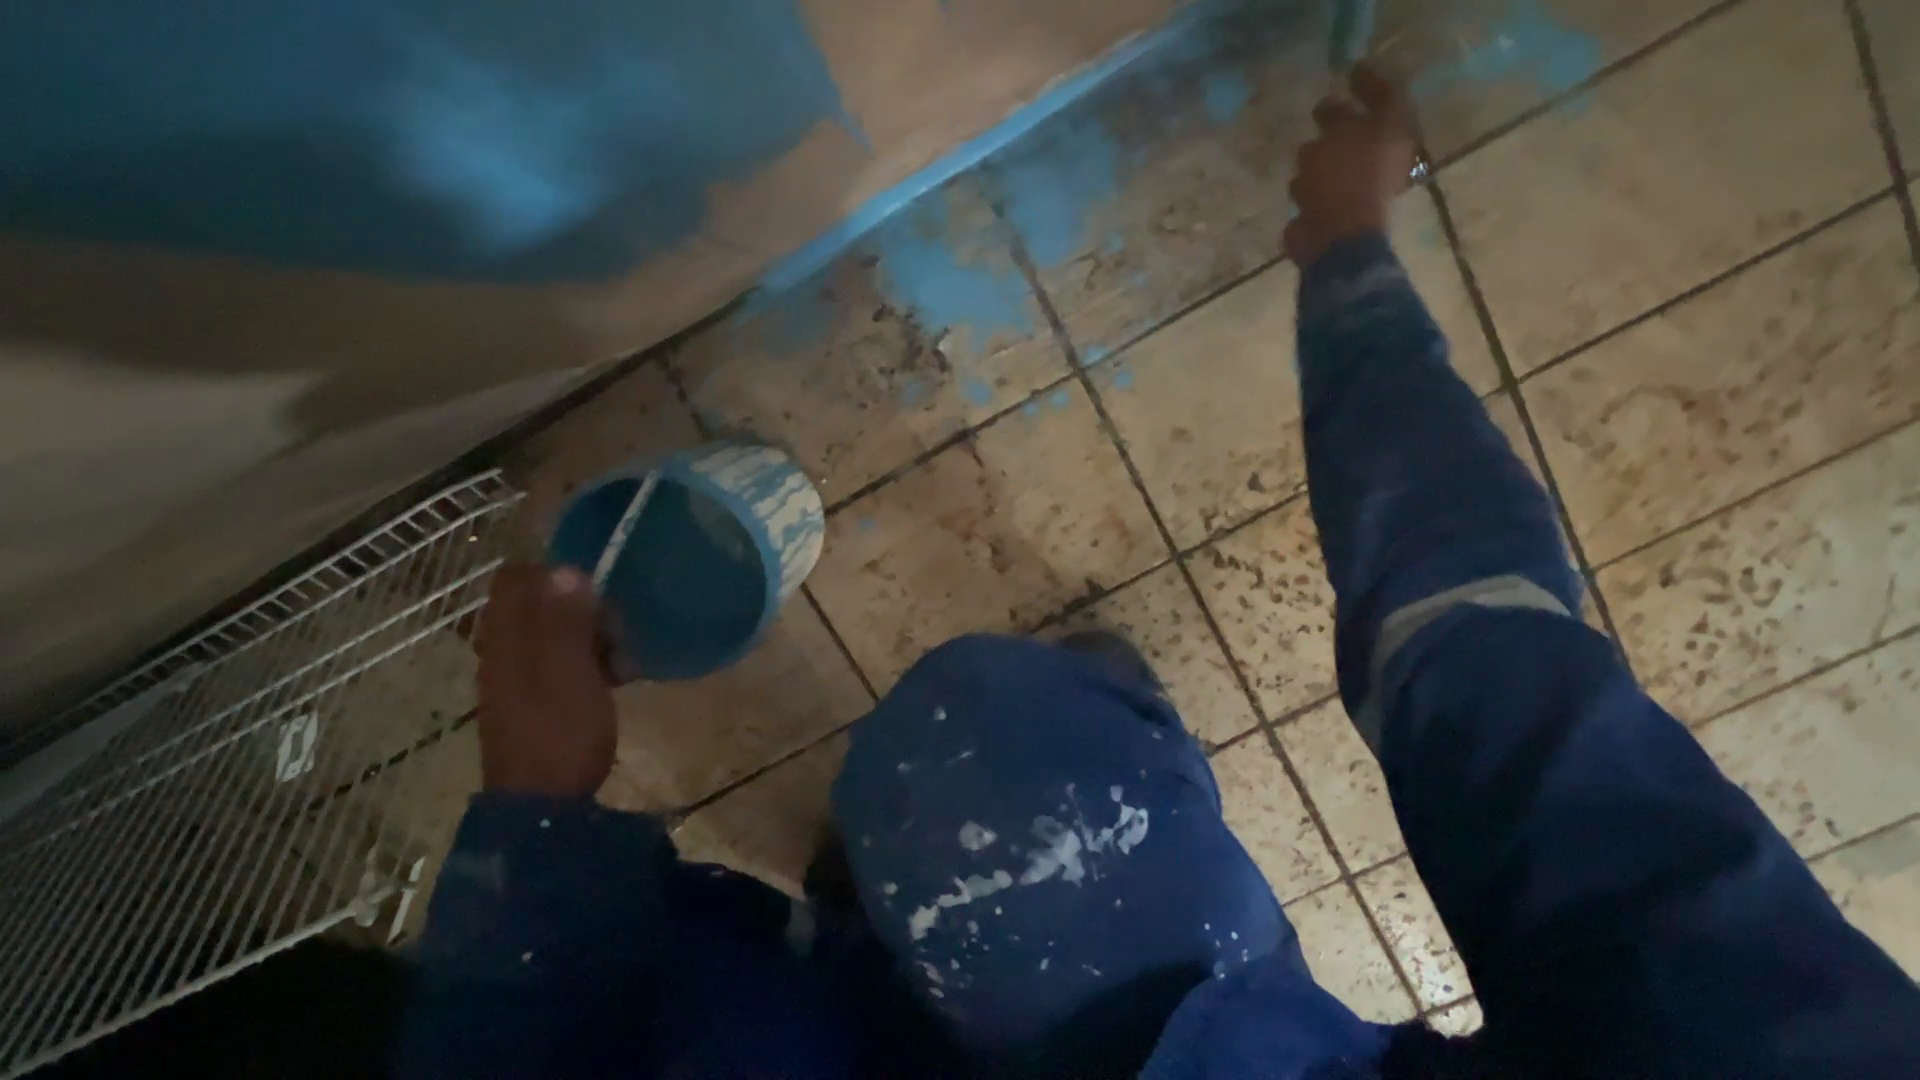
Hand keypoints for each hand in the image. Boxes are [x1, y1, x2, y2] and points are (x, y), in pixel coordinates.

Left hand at [475, 564, 616, 797]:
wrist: (542, 806)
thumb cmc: (560, 733)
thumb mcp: (571, 671)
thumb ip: (567, 622)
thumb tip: (565, 570)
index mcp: (507, 638)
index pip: (516, 579)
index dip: (554, 573)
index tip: (596, 588)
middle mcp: (503, 651)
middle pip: (536, 603)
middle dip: (579, 604)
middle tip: (616, 626)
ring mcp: (516, 679)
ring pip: (551, 633)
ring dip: (588, 634)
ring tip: (622, 655)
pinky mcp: (533, 702)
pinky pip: (558, 662)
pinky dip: (586, 660)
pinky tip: (614, 678)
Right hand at [1283, 65, 1418, 269]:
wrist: (1333, 236)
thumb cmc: (1344, 178)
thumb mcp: (1340, 133)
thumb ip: (1338, 115)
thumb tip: (1329, 106)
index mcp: (1394, 134)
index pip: (1388, 97)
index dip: (1370, 81)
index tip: (1349, 70)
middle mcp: (1383, 160)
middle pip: (1362, 132)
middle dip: (1342, 121)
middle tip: (1321, 110)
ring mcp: (1360, 189)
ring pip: (1340, 161)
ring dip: (1323, 155)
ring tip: (1306, 154)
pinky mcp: (1337, 212)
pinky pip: (1322, 188)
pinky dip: (1312, 185)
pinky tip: (1301, 186)